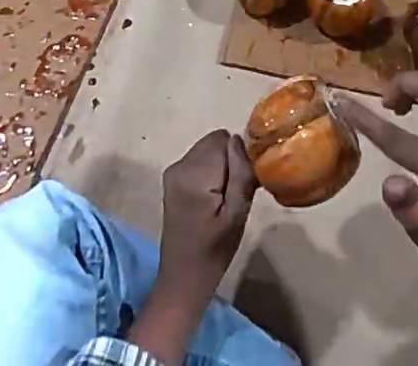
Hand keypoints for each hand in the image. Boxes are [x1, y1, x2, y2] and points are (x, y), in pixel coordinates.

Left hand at [155, 130, 259, 300]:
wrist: (183, 279)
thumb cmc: (214, 252)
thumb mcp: (237, 214)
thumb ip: (240, 173)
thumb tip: (240, 139)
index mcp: (194, 174)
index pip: (224, 140)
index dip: (239, 157)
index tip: (244, 183)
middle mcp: (179, 165)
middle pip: (215, 142)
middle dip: (230, 160)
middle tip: (235, 193)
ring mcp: (173, 171)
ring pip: (209, 149)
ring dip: (221, 166)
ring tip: (225, 198)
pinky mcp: (173, 179)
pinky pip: (200, 160)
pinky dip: (211, 172)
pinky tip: (213, 199)